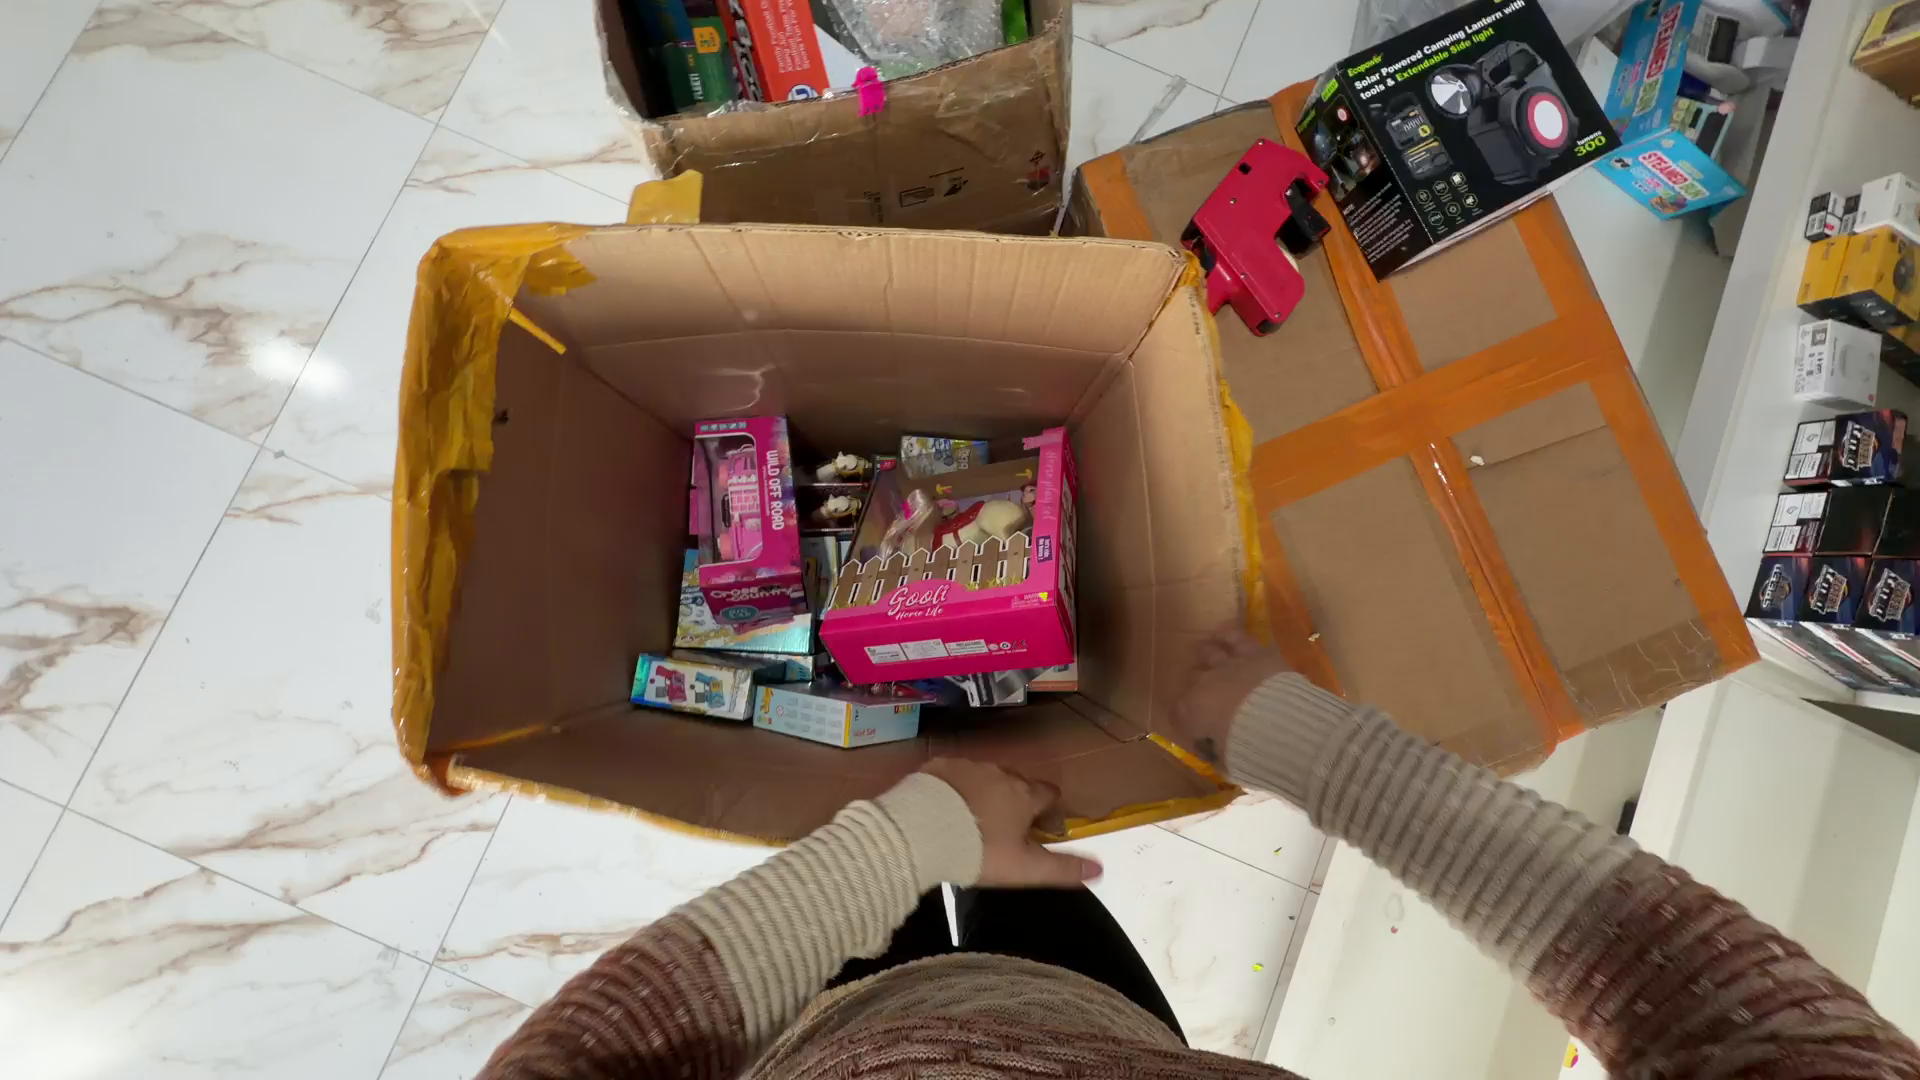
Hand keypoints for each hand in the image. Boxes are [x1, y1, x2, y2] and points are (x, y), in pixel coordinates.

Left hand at [920, 758, 1101, 886]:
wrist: (921, 829)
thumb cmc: (979, 850)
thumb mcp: (1024, 868)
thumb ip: (1062, 868)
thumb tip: (1099, 868)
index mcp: (1023, 795)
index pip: (1048, 794)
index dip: (1049, 809)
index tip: (1044, 826)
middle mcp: (999, 772)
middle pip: (1016, 782)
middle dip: (1016, 800)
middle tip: (1005, 828)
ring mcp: (968, 765)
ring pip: (984, 776)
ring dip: (985, 792)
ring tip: (972, 820)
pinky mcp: (939, 765)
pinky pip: (954, 774)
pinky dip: (955, 787)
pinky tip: (944, 807)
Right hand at [1167, 629, 1290, 768]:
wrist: (1282, 729)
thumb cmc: (1250, 752)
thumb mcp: (1226, 762)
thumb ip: (1215, 751)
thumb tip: (1214, 749)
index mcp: (1191, 713)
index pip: (1178, 712)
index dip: (1185, 719)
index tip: (1194, 727)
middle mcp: (1203, 684)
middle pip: (1193, 678)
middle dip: (1197, 684)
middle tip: (1207, 692)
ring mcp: (1227, 666)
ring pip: (1209, 653)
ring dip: (1206, 654)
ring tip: (1205, 652)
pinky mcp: (1253, 655)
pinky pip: (1234, 637)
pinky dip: (1227, 634)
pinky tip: (1221, 632)